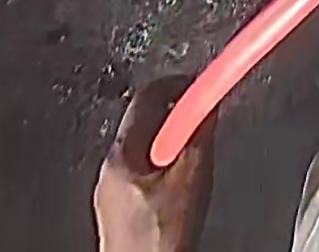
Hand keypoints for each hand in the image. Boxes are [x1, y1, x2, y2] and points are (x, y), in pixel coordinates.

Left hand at [94, 78, 216, 251]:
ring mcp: (109, 190)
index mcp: (121, 155)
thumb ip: (200, 129)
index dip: (178, 83)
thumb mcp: (193, 172)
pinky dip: (165, 160)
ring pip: (146, 143)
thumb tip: (209, 98)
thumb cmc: (162, 235)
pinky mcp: (117, 208)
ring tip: (196, 151)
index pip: (147, 95)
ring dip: (173, 138)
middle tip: (203, 117)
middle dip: (178, 112)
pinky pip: (142, 167)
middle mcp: (108, 169)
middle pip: (146, 118)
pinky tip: (181, 180)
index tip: (201, 84)